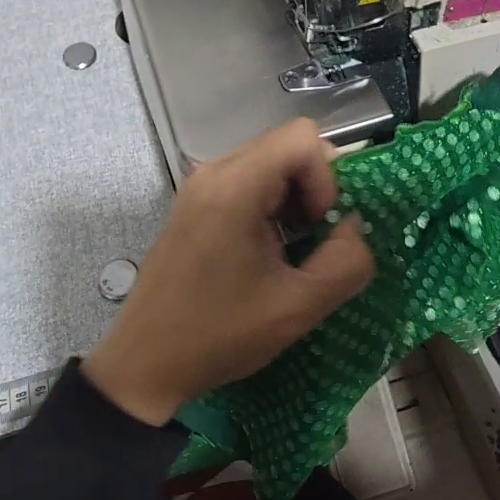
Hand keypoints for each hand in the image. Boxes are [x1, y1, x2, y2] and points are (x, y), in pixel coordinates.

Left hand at [83, 119, 375, 425]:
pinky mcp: (194, 203)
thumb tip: (355, 228)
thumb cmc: (219, 334)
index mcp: (235, 185)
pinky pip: (247, 181)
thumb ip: (345, 263)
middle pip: (286, 147)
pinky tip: (265, 254)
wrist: (145, 363)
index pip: (302, 137)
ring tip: (289, 252)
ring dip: (292, 200)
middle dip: (313, 190)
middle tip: (312, 242)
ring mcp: (200, 185)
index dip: (325, 177)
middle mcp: (214, 171)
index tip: (320, 226)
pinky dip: (269, 206)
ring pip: (269, 163)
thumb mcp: (297, 308)